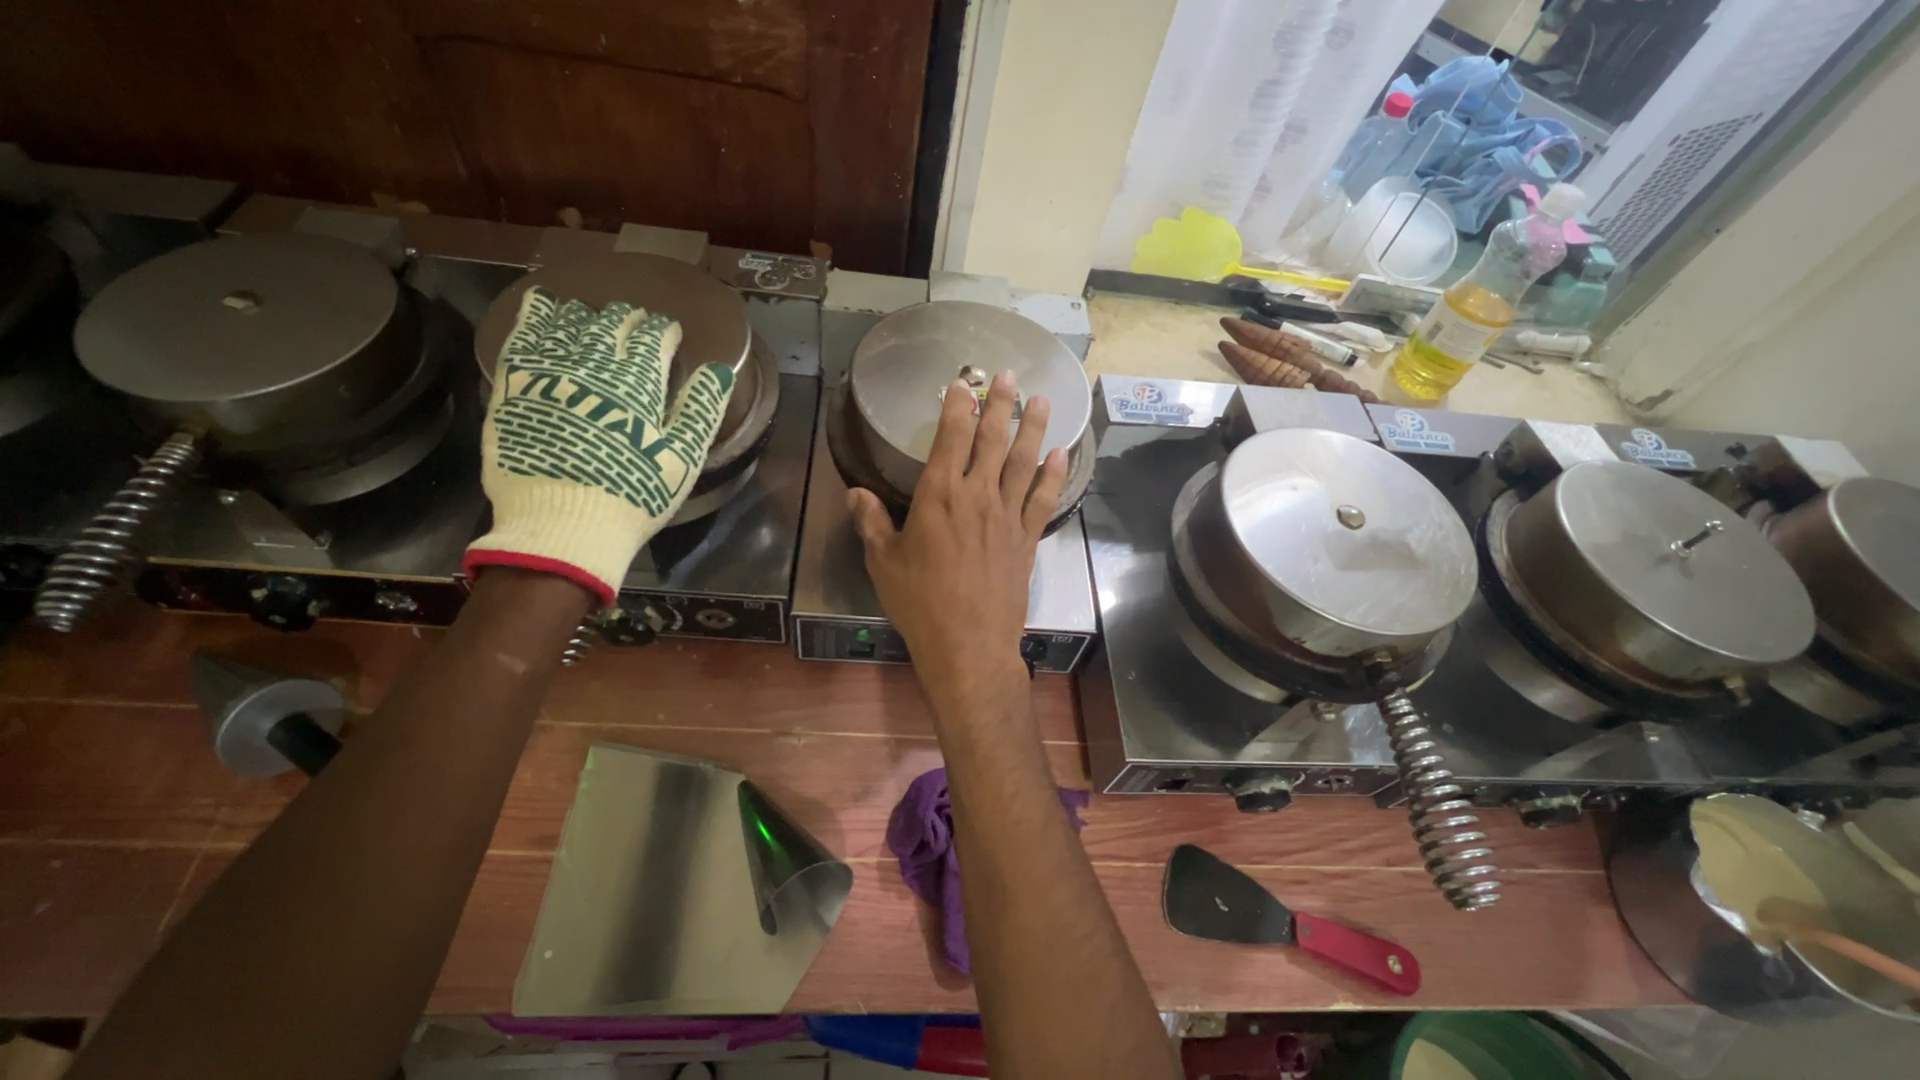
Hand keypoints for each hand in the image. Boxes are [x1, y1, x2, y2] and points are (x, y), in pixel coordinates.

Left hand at [464, 287, 735, 604]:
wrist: (563, 524)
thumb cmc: (631, 496)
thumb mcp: (682, 459)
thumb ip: (700, 410)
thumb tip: (720, 369)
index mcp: (640, 383)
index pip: (654, 338)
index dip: (663, 331)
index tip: (668, 332)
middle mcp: (595, 366)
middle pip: (611, 326)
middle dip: (626, 318)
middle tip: (632, 320)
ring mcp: (551, 373)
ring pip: (569, 325)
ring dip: (584, 315)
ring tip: (589, 314)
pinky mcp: (514, 386)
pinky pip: (523, 338)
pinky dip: (535, 318)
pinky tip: (541, 307)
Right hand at [848, 370, 1068, 711]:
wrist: (968, 643)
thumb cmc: (920, 602)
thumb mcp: (883, 562)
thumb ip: (871, 522)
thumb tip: (855, 494)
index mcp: (939, 496)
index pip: (951, 438)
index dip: (958, 407)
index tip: (963, 384)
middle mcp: (977, 496)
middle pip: (993, 440)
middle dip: (1001, 405)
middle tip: (1010, 376)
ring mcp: (1008, 516)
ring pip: (1025, 461)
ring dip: (1034, 428)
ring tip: (1043, 400)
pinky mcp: (1027, 539)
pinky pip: (1044, 498)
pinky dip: (1054, 474)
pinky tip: (1061, 455)